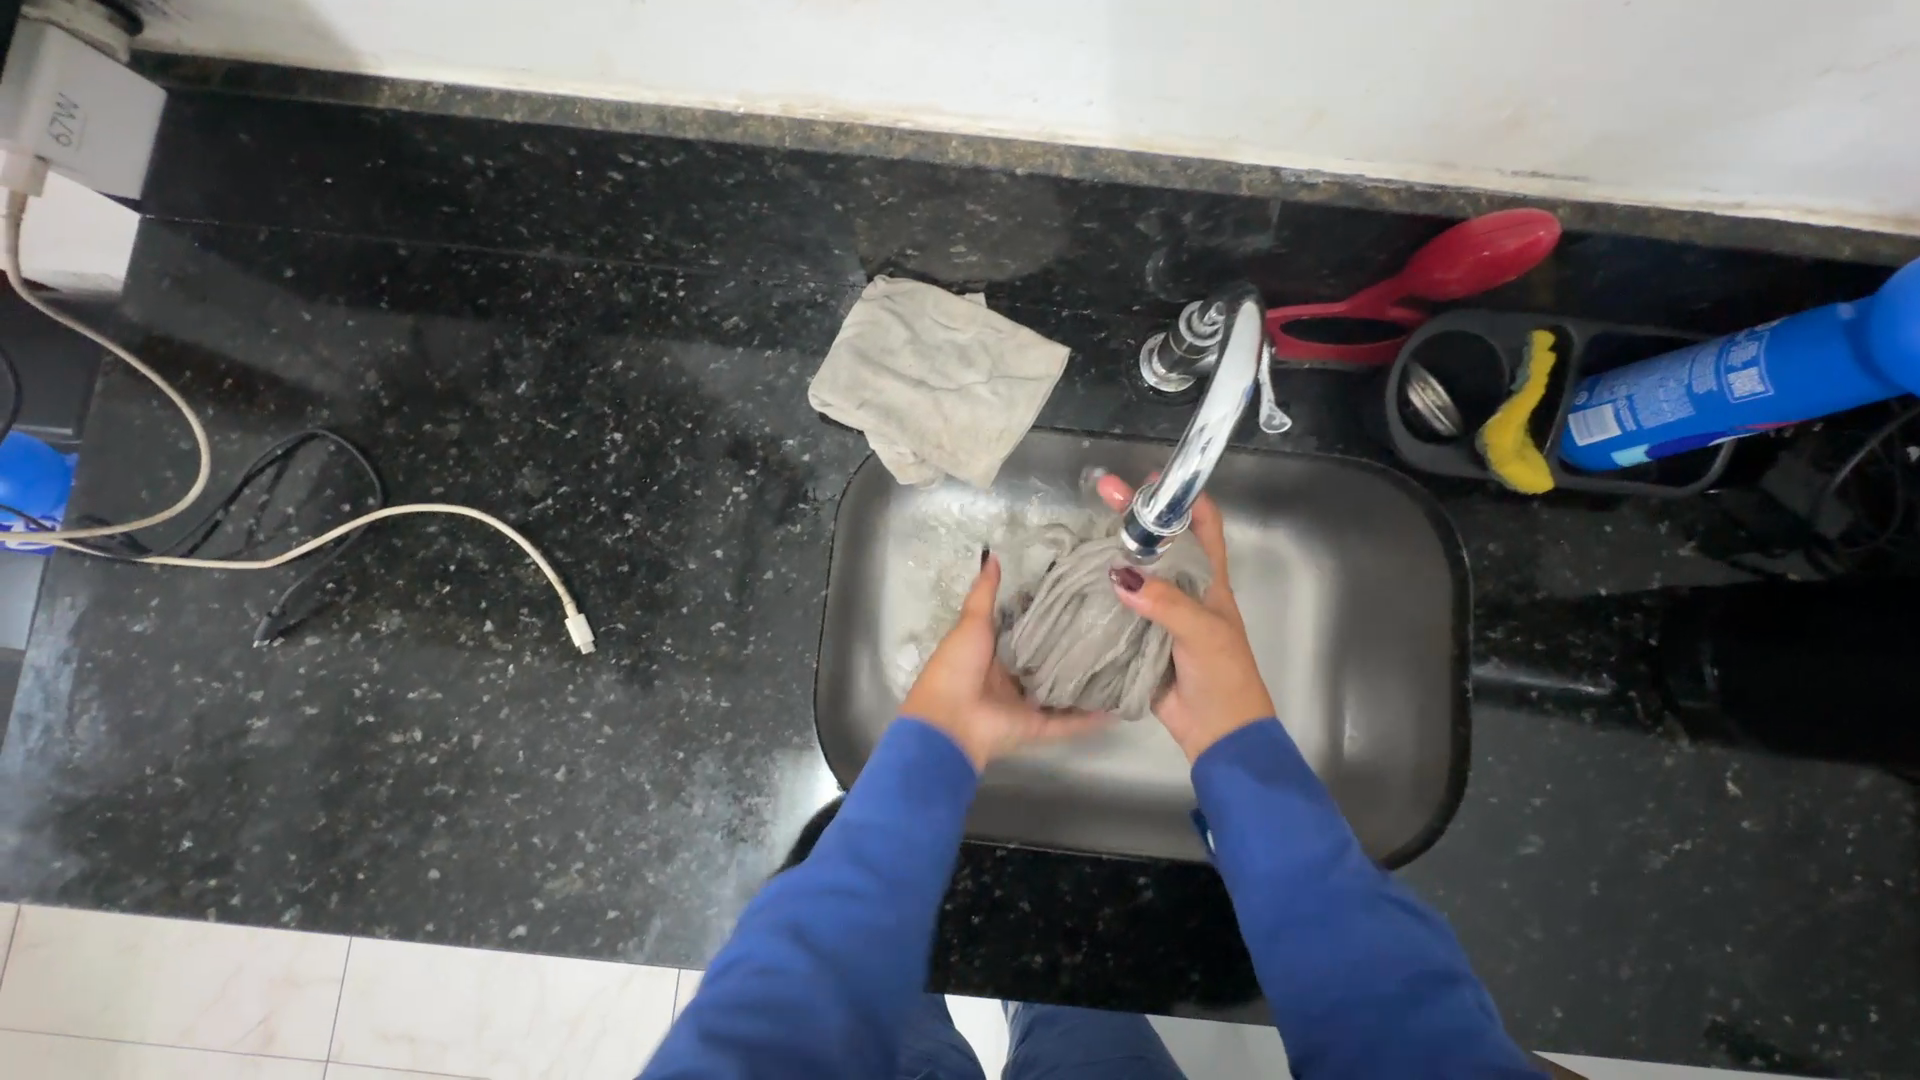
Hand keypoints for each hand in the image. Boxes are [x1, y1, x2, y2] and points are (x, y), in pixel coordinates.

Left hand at [900, 553, 1110, 770]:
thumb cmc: (955, 667)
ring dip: (1086, 684)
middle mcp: (1010, 678)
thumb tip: (992, 557)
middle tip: (1108, 626)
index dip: (1048, 615)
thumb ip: (985, 594)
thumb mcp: (970, 623)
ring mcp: (1025, 704)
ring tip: (1122, 665)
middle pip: (1046, 662)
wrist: (947, 722)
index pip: (1026, 631)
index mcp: (992, 652)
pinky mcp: (1037, 727)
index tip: (1078, 597)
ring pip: (1061, 692)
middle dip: (1072, 648)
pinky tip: (1119, 708)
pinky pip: (1069, 722)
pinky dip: (1091, 719)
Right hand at [1095, 473, 1274, 761]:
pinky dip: (1097, 592)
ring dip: (1110, 552)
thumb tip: (1118, 573)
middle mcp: (1183, 588)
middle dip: (1132, 516)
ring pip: (1133, 572)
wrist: (1216, 731)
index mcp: (1209, 580)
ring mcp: (1158, 612)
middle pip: (1158, 542)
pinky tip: (1074, 578)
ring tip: (1081, 530)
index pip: (1203, 526)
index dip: (1183, 498)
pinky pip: (1115, 607)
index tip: (1153, 480)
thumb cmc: (1223, 675)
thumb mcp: (1203, 632)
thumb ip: (1166, 602)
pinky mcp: (1136, 636)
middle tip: (1101, 492)